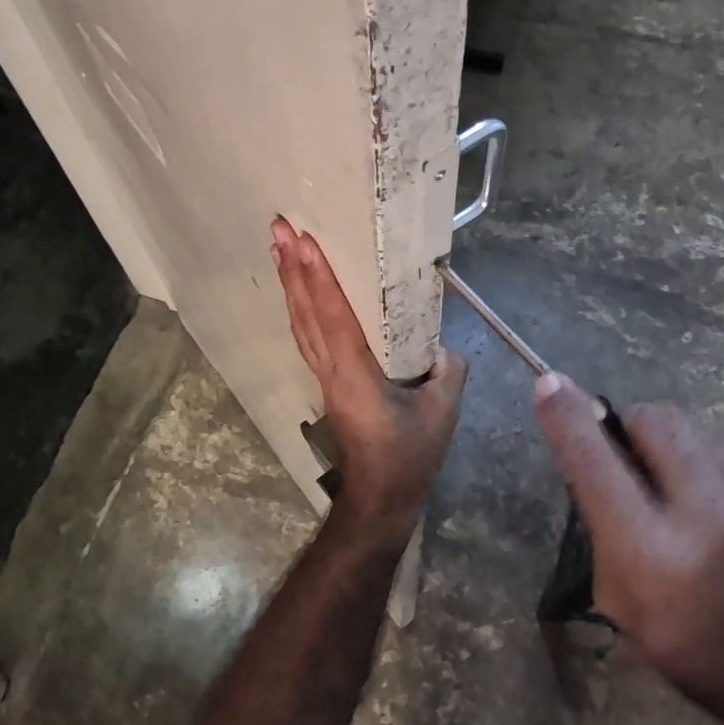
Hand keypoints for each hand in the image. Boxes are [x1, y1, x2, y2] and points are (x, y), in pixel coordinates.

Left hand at [272, 219, 466, 534]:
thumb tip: (442, 346)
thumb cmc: (410, 455)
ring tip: (279, 249)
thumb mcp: (442, 410)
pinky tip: (299, 296)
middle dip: (291, 268)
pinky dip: (300, 310)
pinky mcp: (329, 386)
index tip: (302, 240)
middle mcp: (331, 370)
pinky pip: (307, 339)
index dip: (317, 276)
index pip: (333, 315)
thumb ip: (447, 369)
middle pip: (305, 313)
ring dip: (290, 285)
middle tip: (277, 227)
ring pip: (300, 325)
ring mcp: (325, 378)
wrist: (382, 497)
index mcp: (355, 373)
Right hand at [533, 375, 723, 724]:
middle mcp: (710, 519)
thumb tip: (600, 461)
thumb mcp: (631, 613)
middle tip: (643, 461)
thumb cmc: (708, 658)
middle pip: (656, 421)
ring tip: (711, 510)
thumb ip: (609, 538)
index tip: (550, 383)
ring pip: (705, 437)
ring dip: (692, 461)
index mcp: (654, 560)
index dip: (566, 420)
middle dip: (638, 430)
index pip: (594, 467)